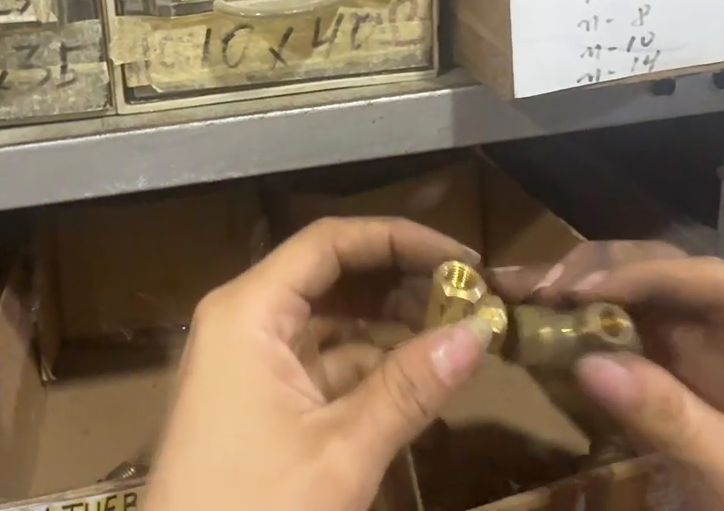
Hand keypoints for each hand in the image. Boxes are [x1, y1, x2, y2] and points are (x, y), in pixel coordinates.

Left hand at [147, 216, 492, 510]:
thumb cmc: (254, 509)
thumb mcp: (340, 452)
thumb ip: (409, 390)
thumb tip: (478, 334)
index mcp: (249, 309)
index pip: (329, 243)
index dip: (398, 240)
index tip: (461, 257)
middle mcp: (245, 316)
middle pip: (330, 274)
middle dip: (399, 281)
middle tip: (468, 297)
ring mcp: (250, 356)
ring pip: (329, 317)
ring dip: (389, 324)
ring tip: (455, 332)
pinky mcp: (260, 395)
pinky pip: (321, 360)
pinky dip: (369, 364)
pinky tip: (419, 376)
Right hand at [542, 256, 723, 510]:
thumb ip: (674, 422)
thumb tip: (584, 364)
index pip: (716, 282)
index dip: (642, 274)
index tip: (576, 288)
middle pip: (677, 282)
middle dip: (604, 276)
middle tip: (538, 286)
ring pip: (654, 308)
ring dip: (591, 298)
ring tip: (527, 293)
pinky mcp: (708, 393)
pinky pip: (648, 349)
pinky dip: (600, 338)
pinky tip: (555, 329)